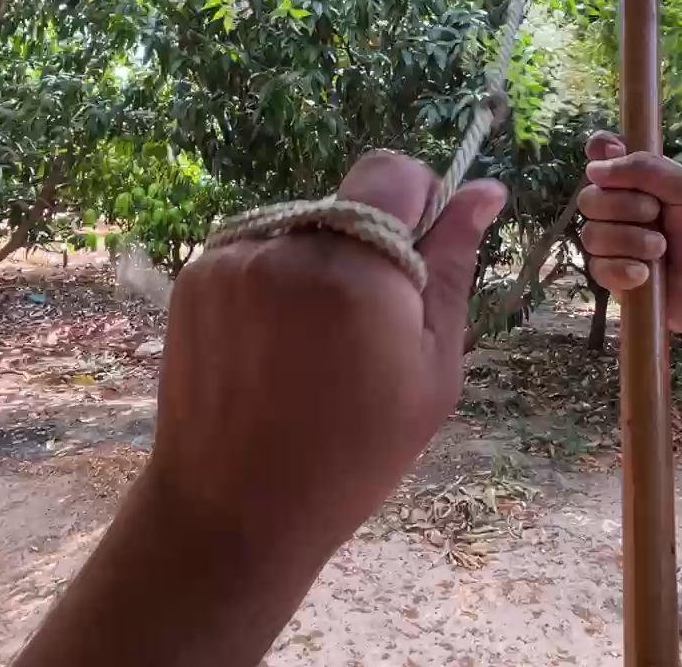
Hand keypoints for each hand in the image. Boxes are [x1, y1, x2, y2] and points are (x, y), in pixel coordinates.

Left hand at [147, 150, 506, 560]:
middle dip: (368, 242)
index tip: (415, 252)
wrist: (233, 511)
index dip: (416, 198)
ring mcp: (231, 257)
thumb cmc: (357, 450)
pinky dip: (276, 278)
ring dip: (320, 261)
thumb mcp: (433, 364)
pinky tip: (272, 343)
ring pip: (303, 225)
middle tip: (365, 321)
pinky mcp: (196, 274)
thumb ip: (453, 263)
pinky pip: (258, 247)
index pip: (392, 169)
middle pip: (347, 201)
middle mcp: (286, 244)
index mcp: (356, 267)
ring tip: (311, 342)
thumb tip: (486, 190)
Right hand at [579, 131, 681, 337]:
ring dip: (629, 241)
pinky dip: (622, 269)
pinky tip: (646, 275)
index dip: (599, 153)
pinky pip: (597, 267)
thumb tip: (594, 168)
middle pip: (590, 198)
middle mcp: (621, 208)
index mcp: (640, 180)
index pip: (603, 155)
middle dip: (623, 207)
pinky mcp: (613, 276)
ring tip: (661, 250)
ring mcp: (615, 243)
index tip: (608, 160)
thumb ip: (645, 168)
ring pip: (591, 234)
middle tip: (656, 215)